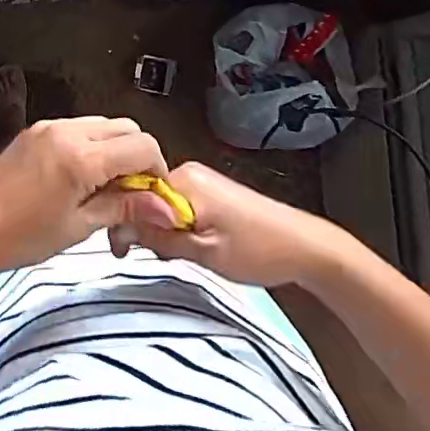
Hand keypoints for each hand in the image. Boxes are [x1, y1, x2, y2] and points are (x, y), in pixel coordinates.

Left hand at [0, 117, 169, 295]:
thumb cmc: (22, 237)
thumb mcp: (80, 226)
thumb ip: (125, 207)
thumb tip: (166, 207)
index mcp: (80, 156)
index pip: (141, 146)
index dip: (157, 170)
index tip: (155, 195)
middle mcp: (66, 131)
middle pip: (126, 128)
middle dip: (139, 157)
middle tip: (134, 192)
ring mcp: (48, 127)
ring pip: (102, 125)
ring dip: (115, 149)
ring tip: (107, 187)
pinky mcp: (35, 131)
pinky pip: (77, 128)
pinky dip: (92, 146)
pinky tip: (83, 176)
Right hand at [116, 162, 352, 286]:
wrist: (307, 249)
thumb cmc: (260, 250)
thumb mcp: (203, 252)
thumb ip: (159, 239)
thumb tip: (123, 231)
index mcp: (185, 179)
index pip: (133, 194)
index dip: (125, 223)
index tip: (123, 252)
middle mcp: (190, 172)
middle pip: (146, 199)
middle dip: (144, 229)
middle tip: (156, 258)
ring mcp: (202, 181)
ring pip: (161, 206)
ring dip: (161, 231)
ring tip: (179, 255)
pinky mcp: (211, 193)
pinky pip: (178, 208)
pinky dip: (176, 228)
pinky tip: (190, 247)